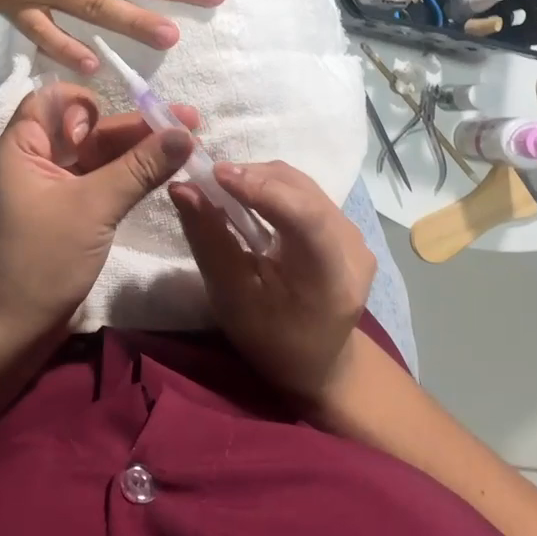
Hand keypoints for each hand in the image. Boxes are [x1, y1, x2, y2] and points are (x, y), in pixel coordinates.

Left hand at [0, 82, 196, 336]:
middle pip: (87, 126)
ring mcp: (53, 187)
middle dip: (134, 124)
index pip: (53, 99)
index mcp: (22, 145)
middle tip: (189, 121)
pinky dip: (129, 174)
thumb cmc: (42, 258)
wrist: (13, 328)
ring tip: (189, 143)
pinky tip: (165, 171)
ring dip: (138, 149)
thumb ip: (139, 167)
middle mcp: (35, 158)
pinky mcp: (68, 211)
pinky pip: (100, 179)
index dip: (88, 101)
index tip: (120, 119)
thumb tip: (185, 133)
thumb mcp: (94, 207)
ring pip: (98, 154)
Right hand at [171, 162, 375, 400]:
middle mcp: (353, 247)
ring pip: (303, 184)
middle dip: (253, 177)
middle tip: (208, 179)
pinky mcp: (347, 227)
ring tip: (225, 187)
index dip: (260, 188)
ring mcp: (355, 234)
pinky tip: (250, 198)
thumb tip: (181, 188)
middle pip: (301, 191)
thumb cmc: (269, 337)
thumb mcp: (231, 296)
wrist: (317, 362)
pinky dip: (273, 187)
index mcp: (331, 275)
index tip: (214, 173)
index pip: (303, 216)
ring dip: (261, 179)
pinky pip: (307, 192)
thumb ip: (208, 239)